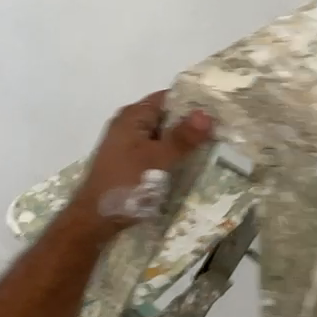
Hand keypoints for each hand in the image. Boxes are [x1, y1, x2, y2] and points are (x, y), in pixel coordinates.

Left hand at [65, 90, 213, 240]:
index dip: (193, 102)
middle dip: (190, 123)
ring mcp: (127, 143)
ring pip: (161, 135)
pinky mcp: (128, 161)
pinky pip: (154, 150)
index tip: (219, 110)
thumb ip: (182, 137)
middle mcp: (128, 124)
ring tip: (212, 146)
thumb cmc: (126, 183)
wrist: (94, 219)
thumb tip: (206, 113)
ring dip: (181, 141)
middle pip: (166, 116)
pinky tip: (189, 163)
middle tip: (222, 130)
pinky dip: (170, 154)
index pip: (168, 97)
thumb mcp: (158, 160)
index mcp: (133, 115)